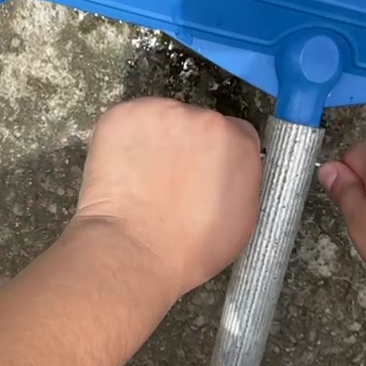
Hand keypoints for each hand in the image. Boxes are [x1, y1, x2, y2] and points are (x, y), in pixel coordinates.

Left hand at [67, 98, 262, 299]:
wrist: (138, 252)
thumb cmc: (189, 248)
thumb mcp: (240, 222)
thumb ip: (241, 182)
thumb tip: (229, 173)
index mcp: (239, 143)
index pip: (235, 134)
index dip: (217, 156)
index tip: (204, 174)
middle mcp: (205, 119)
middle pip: (197, 124)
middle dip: (186, 148)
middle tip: (170, 184)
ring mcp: (162, 113)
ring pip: (162, 121)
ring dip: (156, 143)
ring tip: (144, 183)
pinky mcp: (124, 115)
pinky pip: (128, 123)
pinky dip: (125, 143)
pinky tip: (125, 175)